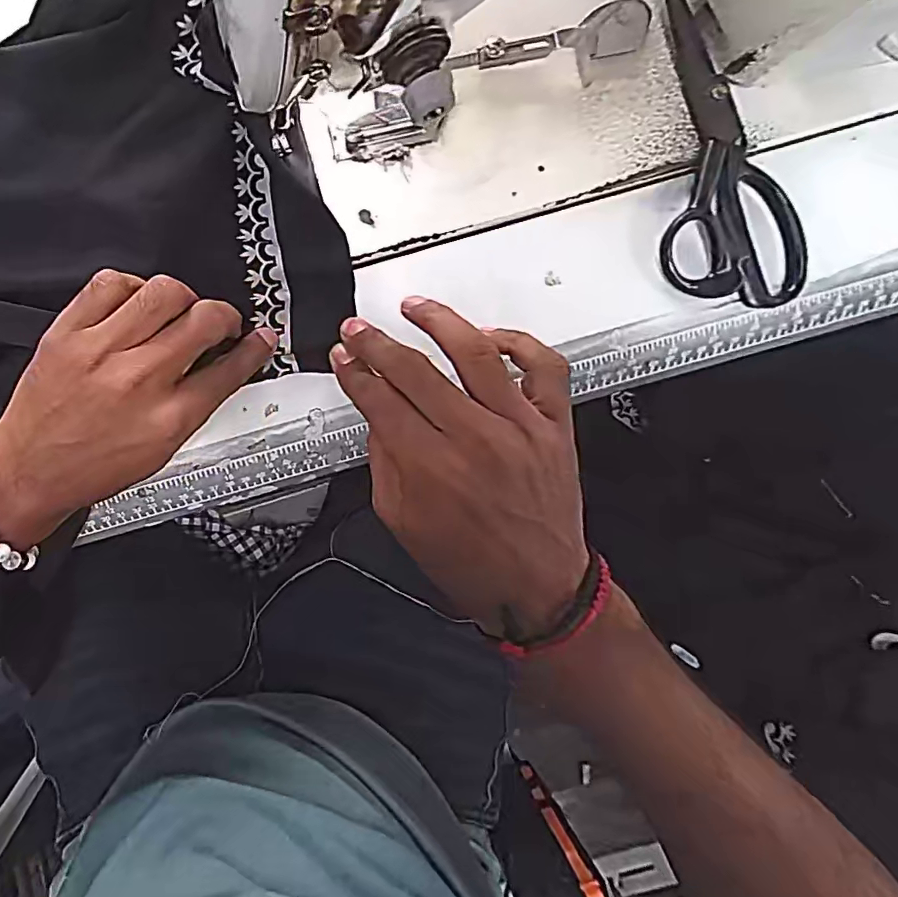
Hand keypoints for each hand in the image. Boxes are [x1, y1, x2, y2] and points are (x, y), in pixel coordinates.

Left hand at [0, 270, 275, 552]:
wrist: (28, 470)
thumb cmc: (89, 467)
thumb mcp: (159, 451)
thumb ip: (194, 405)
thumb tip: (221, 367)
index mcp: (167, 419)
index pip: (229, 370)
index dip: (254, 348)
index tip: (259, 337)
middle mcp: (137, 381)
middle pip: (204, 321)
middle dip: (224, 316)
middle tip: (219, 322)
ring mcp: (100, 352)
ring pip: (164, 292)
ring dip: (183, 297)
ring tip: (177, 310)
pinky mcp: (67, 334)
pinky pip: (110, 283)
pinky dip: (131, 286)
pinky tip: (133, 302)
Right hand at [330, 297, 587, 636]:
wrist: (539, 588)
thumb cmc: (472, 563)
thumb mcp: (401, 519)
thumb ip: (384, 462)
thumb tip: (376, 416)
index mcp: (429, 468)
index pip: (379, 399)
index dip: (354, 373)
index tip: (344, 359)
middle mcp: (473, 440)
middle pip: (414, 371)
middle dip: (376, 344)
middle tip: (359, 331)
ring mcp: (518, 428)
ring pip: (474, 354)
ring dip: (438, 322)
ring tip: (415, 308)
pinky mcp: (552, 426)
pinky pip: (542, 367)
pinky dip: (517, 342)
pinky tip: (489, 335)